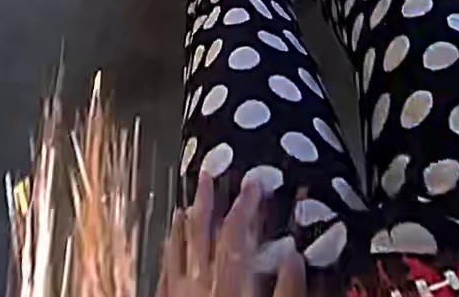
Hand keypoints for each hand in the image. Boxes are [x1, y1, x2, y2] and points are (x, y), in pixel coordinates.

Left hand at [158, 170, 304, 296]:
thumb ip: (288, 293)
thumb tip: (294, 255)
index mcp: (228, 287)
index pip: (236, 234)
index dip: (245, 205)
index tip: (254, 184)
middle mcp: (199, 286)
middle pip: (200, 233)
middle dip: (206, 201)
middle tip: (208, 174)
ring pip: (177, 250)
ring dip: (182, 224)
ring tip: (184, 204)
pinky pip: (163, 274)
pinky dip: (167, 253)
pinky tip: (167, 243)